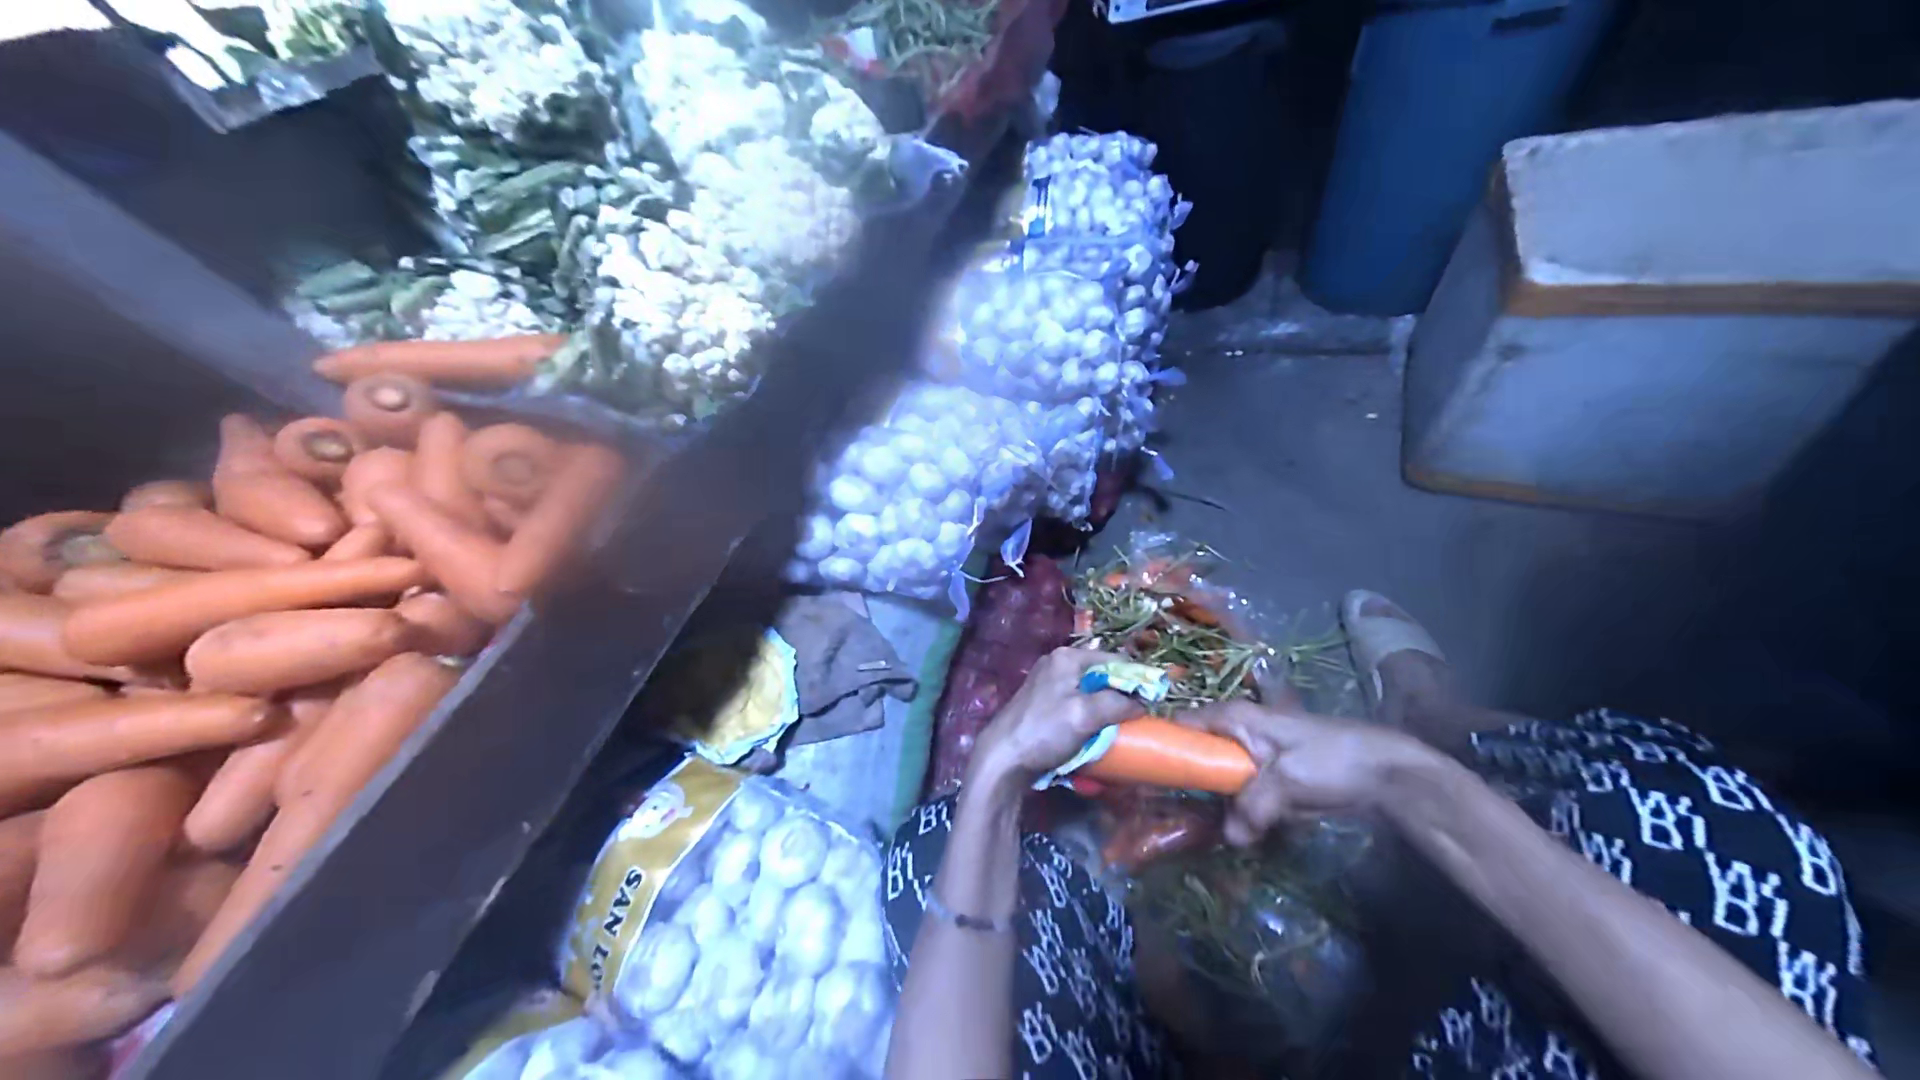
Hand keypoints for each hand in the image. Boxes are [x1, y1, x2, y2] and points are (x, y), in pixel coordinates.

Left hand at [969, 647, 1142, 788]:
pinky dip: (1090, 716)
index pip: (1115, 660)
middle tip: (1138, 718)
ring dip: (1106, 709)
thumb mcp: (1086, 715)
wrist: (1002, 758)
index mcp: (1067, 657)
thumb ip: (1117, 703)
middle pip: (1103, 675)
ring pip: (1091, 692)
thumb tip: (1141, 702)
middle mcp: (1057, 664)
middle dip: (1121, 695)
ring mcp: (1048, 683)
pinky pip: (1077, 704)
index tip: (1155, 701)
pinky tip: (1096, 733)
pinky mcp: (1044, 703)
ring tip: (1120, 728)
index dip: (1137, 679)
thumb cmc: (1045, 730)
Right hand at [1184, 700, 1431, 845]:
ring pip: (1216, 779)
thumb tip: (1230, 838)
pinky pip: (1239, 796)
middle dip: (1183, 782)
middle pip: (1196, 754)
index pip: (1182, 724)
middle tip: (1161, 809)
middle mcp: (1237, 733)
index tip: (1142, 772)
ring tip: (1188, 826)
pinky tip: (1230, 831)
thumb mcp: (1288, 780)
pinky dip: (1235, 812)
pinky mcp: (1269, 781)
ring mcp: (1253, 758)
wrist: (1390, 775)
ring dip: (1210, 803)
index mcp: (1235, 718)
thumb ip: (1253, 806)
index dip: (1160, 744)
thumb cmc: (1335, 759)